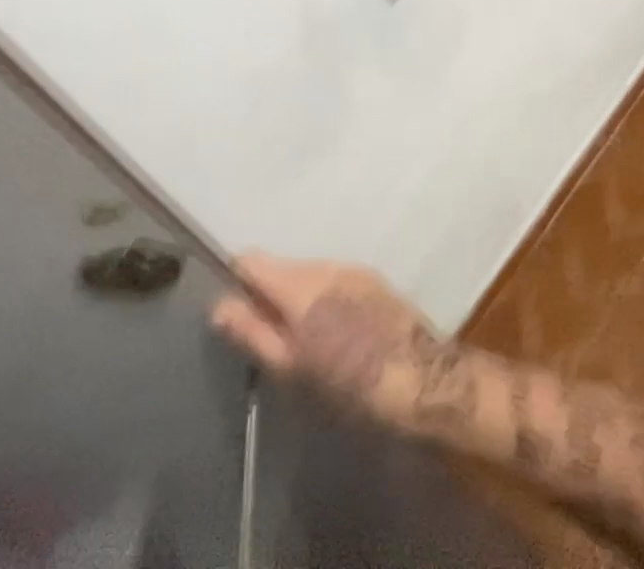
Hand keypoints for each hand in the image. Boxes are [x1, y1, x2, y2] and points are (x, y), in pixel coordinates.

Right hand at [211, 254, 436, 417]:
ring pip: (310, 274)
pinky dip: (327, 299)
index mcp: (300, 284)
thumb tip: (219, 305)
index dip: (237, 281)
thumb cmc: (350, 383)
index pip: (250, 260)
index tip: (238, 312)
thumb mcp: (291, 368)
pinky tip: (338, 332)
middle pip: (282, 267)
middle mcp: (326, 266)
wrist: (423, 379)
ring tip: (309, 340)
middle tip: (275, 338)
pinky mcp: (376, 281)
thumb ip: (253, 332)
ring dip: (301, 299)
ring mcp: (355, 270)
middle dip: (271, 295)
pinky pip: (336, 281)